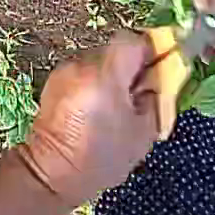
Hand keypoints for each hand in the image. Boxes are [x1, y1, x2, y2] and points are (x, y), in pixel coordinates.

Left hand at [14, 32, 158, 203]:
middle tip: (143, 92)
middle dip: (134, 65)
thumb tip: (163, 76)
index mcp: (106, 73)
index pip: (135, 40)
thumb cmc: (101, 158)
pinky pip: (86, 72)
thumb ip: (157, 97)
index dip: (153, 48)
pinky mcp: (56, 80)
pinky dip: (97, 83)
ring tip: (119, 106)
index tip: (163, 66)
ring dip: (115, 75)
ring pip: (102, 60)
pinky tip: (98, 109)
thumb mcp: (143, 132)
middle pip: (118, 49)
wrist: (50, 175)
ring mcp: (66, 70)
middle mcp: (83, 64)